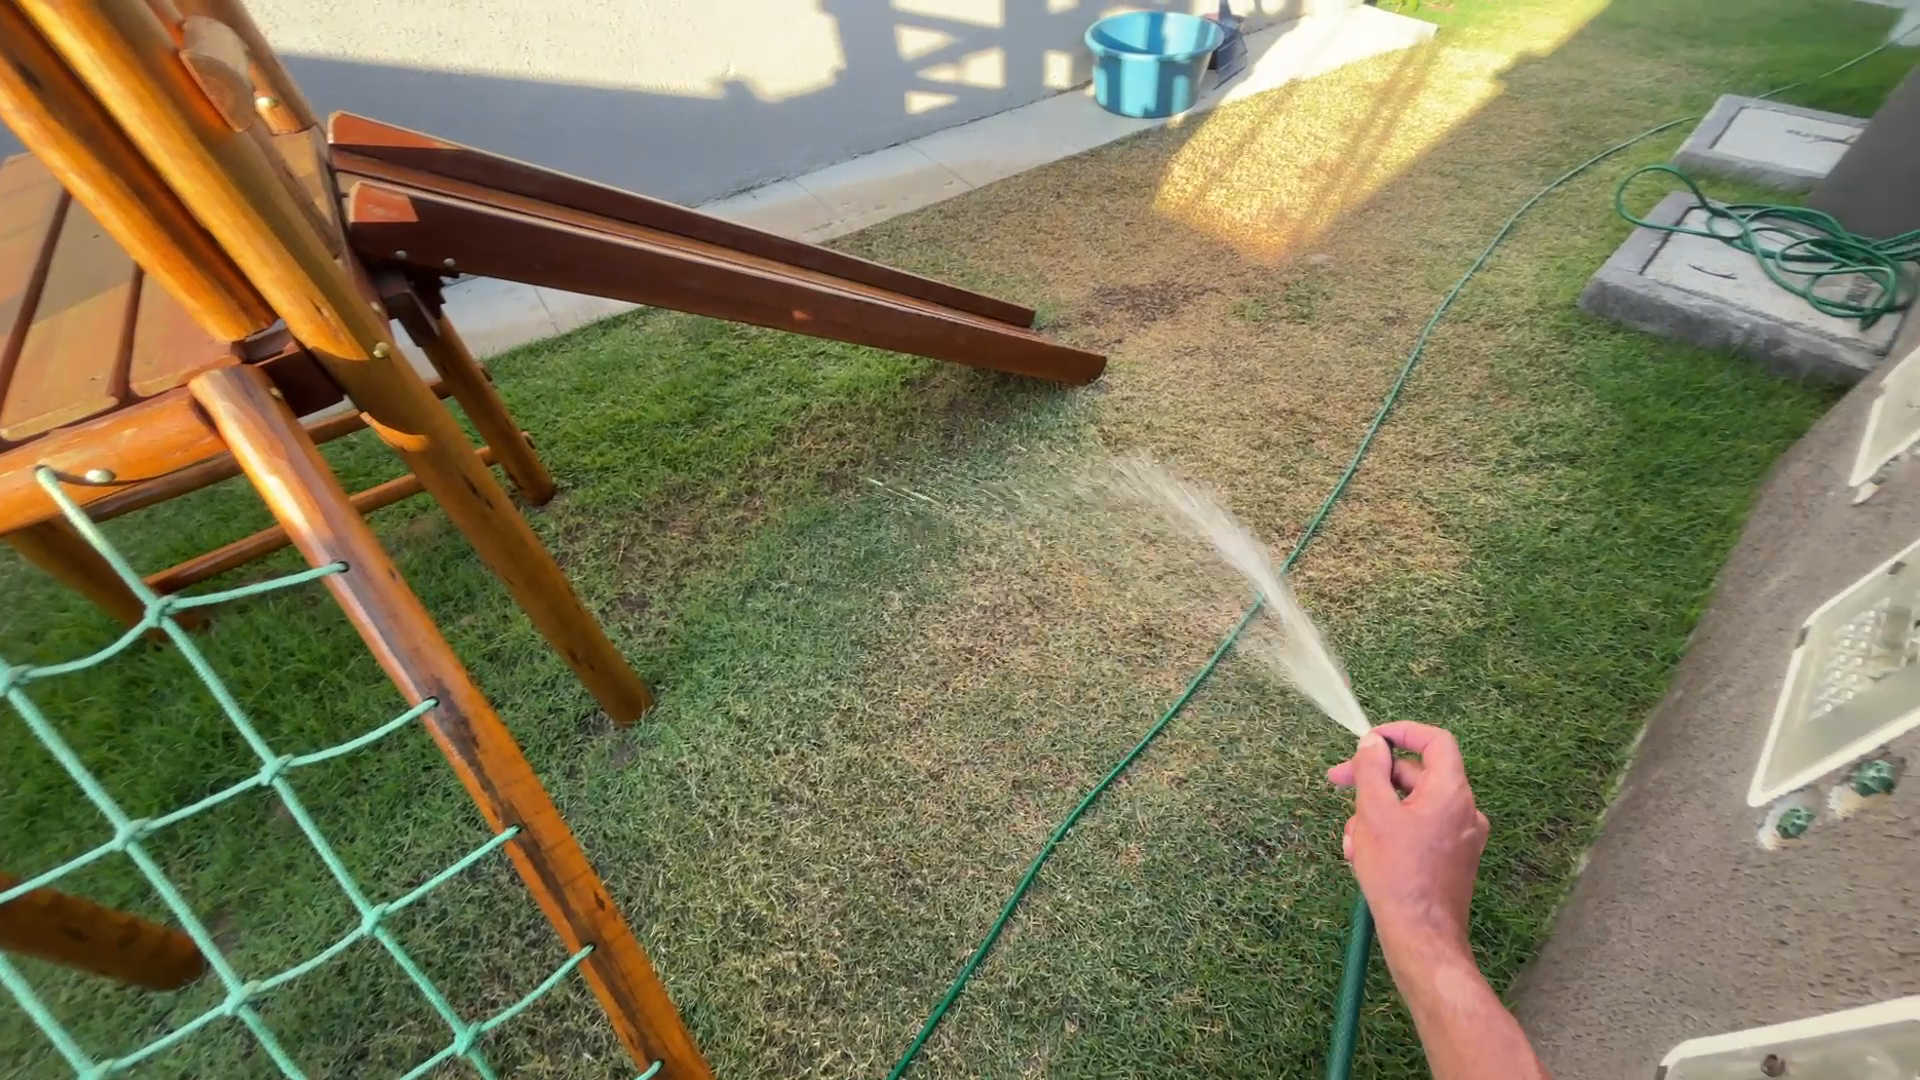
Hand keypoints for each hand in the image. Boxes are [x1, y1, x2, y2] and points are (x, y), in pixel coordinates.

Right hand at [1326, 722, 1488, 956]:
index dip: (1401, 732)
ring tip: (1351, 838)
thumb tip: (1373, 742)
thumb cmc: (1396, 869)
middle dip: (1371, 776)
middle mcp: (1463, 810)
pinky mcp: (1450, 857)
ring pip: (1409, 803)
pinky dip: (1388, 830)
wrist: (1420, 935)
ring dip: (1373, 811)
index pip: (1435, 741)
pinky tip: (1363, 852)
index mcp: (1451, 793)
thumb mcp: (1373, 811)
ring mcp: (1459, 836)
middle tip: (1336, 780)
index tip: (1368, 740)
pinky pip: (1416, 827)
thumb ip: (1371, 769)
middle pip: (1415, 773)